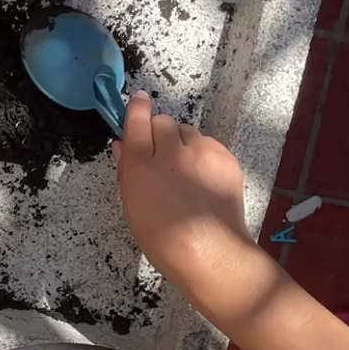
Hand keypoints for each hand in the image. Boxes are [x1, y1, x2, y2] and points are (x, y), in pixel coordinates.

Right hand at [114, 91, 267, 300]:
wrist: (210, 251)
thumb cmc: (163, 239)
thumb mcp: (133, 207)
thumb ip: (127, 171)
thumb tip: (123, 145)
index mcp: (141, 167)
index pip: (136, 122)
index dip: (136, 107)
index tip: (138, 98)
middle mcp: (170, 153)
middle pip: (163, 121)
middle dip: (160, 133)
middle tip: (163, 156)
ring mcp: (201, 153)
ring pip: (188, 132)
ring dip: (183, 143)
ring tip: (187, 171)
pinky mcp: (225, 157)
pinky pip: (209, 144)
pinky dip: (204, 155)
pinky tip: (204, 179)